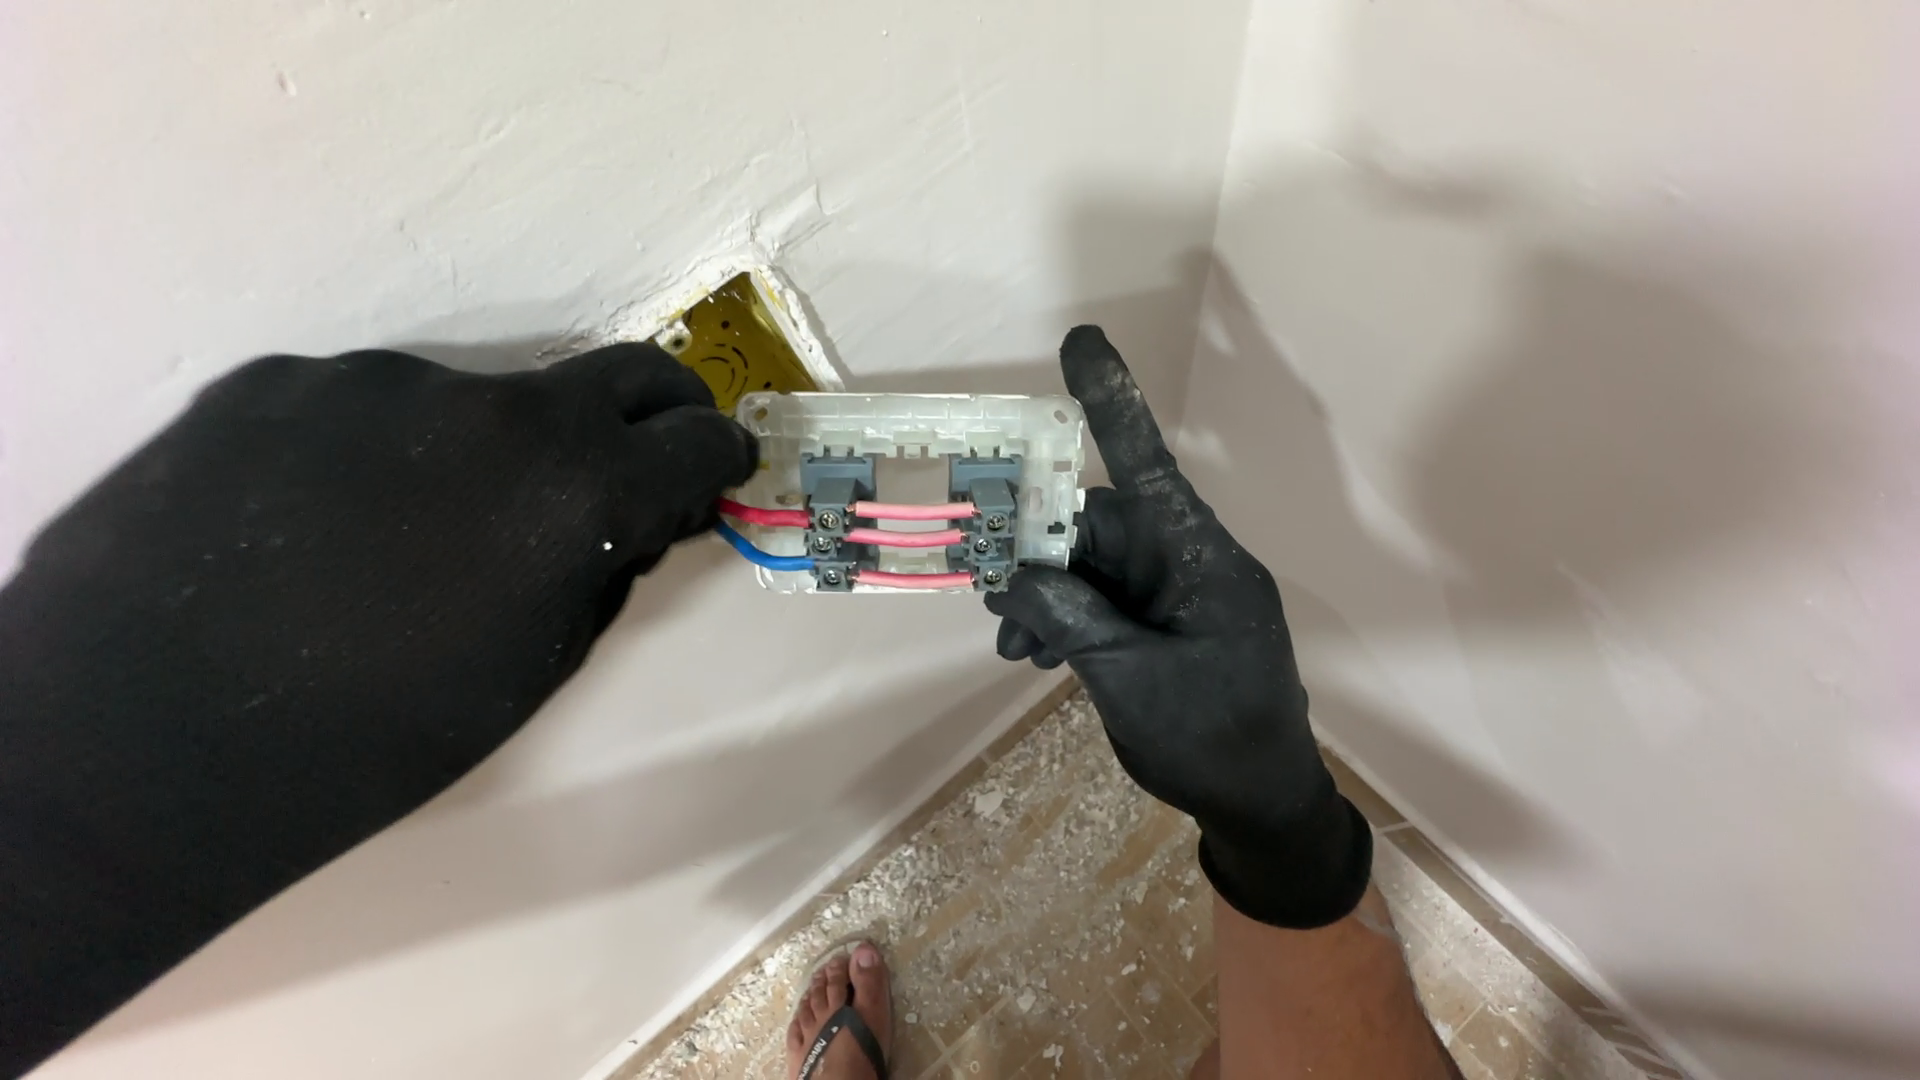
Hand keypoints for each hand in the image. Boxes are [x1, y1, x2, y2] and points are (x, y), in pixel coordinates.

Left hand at [0, 343, 753, 1070]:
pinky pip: (390, 402)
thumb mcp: (548, 660)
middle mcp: (495, 408)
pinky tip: (352, 513)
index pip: (700, 440)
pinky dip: (411, 446)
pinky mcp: (283, 379)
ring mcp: (381, 380)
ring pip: (500, 396)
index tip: (723, 471)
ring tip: (450, 521)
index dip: (725, 457)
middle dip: (667, 411)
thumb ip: (615, 566)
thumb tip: (646, 515)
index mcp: (575, 489)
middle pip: (630, 371)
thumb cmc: (384, 734)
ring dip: (516, 445)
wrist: (132, 751)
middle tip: (653, 457)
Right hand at [986, 326, 1369, 928]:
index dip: (1111, 401)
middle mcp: (1182, 559)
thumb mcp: (1129, 677)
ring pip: (1088, 567)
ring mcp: (1170, 592)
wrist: (1256, 803)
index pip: (1148, 463)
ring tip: (1014, 647)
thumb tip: (1015, 577)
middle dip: (1038, 557)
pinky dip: (1062, 620)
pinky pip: (1098, 601)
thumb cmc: (1211, 737)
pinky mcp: (1157, 622)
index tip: (1080, 342)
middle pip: (1096, 524)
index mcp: (1197, 556)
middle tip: (994, 602)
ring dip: (1043, 598)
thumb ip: (1070, 617)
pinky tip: (1035, 655)